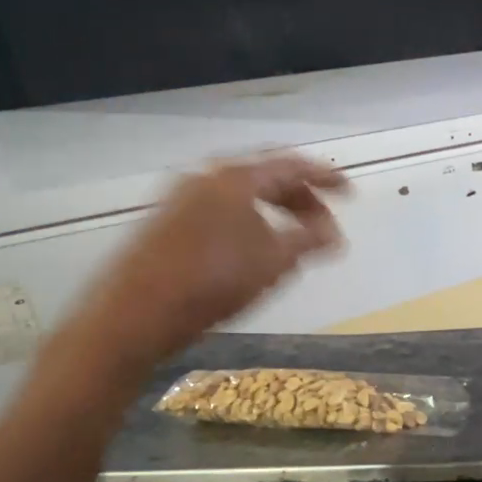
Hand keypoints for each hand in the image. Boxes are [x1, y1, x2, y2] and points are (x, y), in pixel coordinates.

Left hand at [66, 154, 349, 367]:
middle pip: (265, 175)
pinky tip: (254, 248)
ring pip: (241, 193)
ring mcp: (180, 198)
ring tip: (293, 239)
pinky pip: (221, 208)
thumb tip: (335, 233)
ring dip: (274, 210)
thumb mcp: (275, 261)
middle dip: (300, 196)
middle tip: (324, 222)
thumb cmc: (212, 282)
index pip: (292, 165)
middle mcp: (206, 177)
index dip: (326, 177)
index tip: (350, 192)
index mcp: (236, 177)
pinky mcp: (165, 222)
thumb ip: (311, 240)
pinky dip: (248, 219)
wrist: (131, 316)